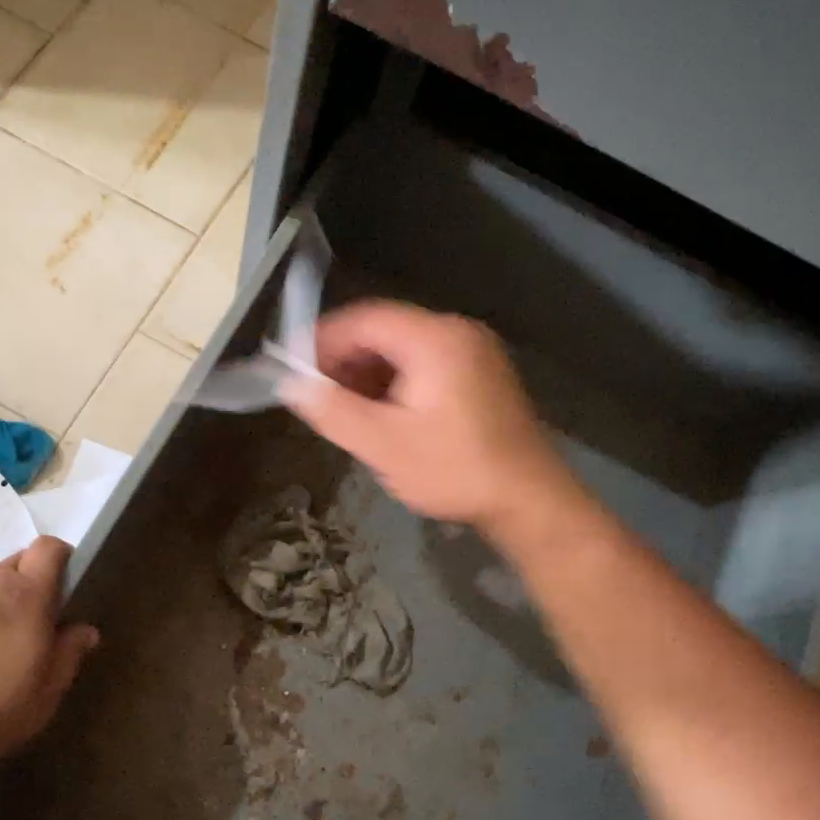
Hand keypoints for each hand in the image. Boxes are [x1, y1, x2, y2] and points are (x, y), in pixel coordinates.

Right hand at [280, 300, 569, 528]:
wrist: (529, 500)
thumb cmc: (454, 470)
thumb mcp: (383, 445)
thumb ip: (332, 410)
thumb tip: (290, 384)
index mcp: (434, 339)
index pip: (364, 319)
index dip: (322, 341)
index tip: (293, 370)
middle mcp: (457, 332)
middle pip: (384, 331)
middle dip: (345, 361)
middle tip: (318, 396)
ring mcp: (474, 352)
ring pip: (404, 350)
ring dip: (369, 375)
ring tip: (346, 412)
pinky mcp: (482, 374)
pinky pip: (426, 364)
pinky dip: (397, 383)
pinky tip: (383, 416)